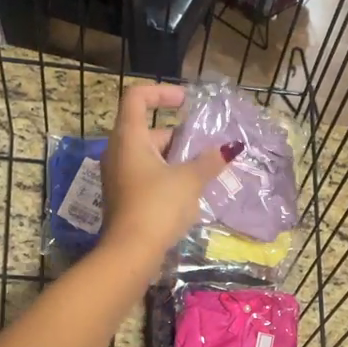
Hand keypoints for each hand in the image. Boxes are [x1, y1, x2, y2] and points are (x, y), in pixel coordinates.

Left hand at [99, 83, 237, 261]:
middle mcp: (117, 152)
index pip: (137, 97)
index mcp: (129, 137)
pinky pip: (145, 178)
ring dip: (174, 162)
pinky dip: (164, 180)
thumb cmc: (158, 207)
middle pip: (148, 132)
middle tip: (203, 152)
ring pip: (148, 158)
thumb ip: (209, 162)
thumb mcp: (189, 181)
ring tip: (200, 176)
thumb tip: (230, 148)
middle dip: (178, 139)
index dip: (162, 92)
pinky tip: (186, 198)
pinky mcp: (122, 199)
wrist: (131, 253)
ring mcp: (117, 177)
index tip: (186, 101)